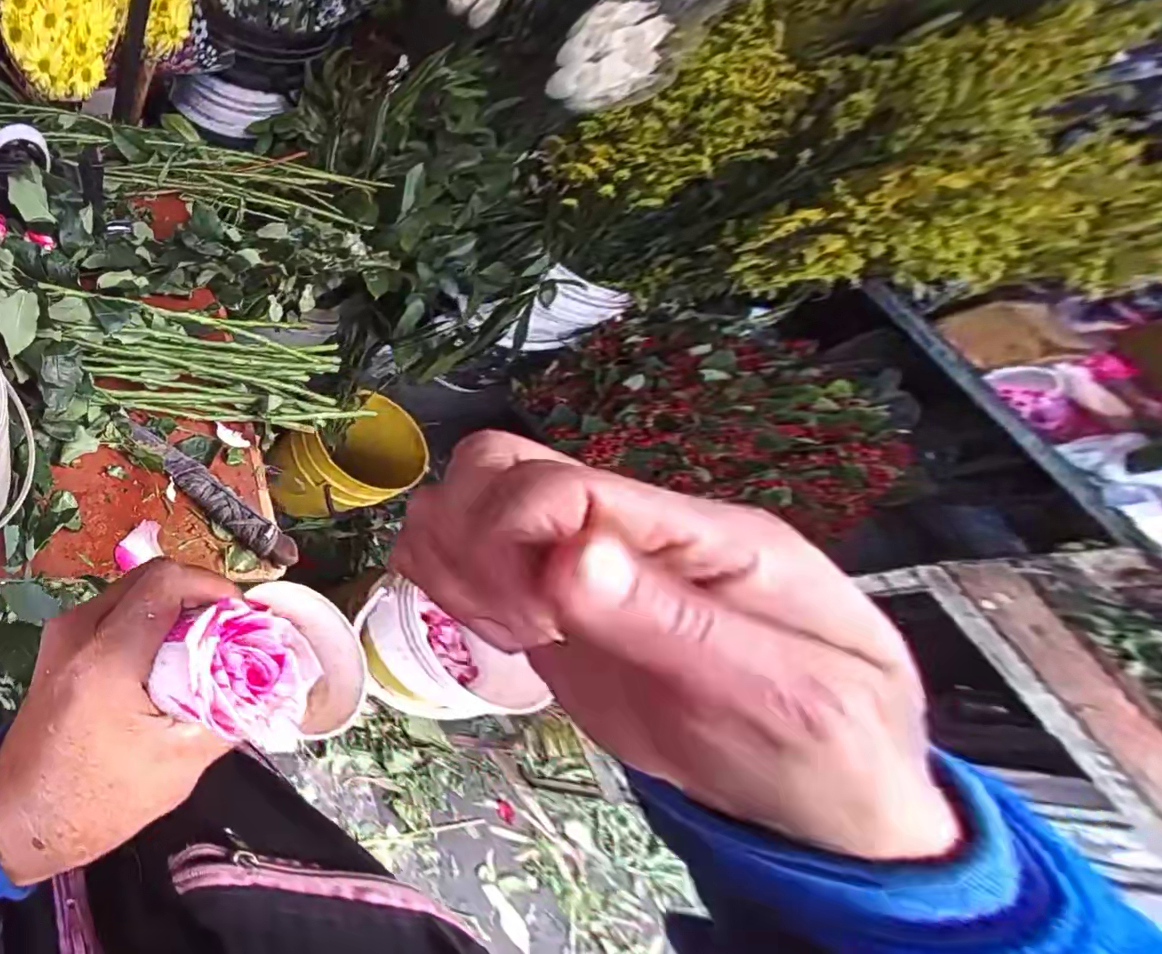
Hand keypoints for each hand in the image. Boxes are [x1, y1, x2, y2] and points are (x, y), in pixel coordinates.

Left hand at [0, 559, 236, 883]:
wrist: (17, 815)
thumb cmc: (96, 800)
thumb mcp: (177, 765)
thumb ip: (224, 712)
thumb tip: (263, 680)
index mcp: (108, 657)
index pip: (166, 581)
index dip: (210, 586)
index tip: (237, 614)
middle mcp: (81, 628)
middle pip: (152, 576)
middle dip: (196, 593)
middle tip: (225, 629)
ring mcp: (66, 630)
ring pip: (134, 588)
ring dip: (172, 604)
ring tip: (199, 643)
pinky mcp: (61, 639)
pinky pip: (116, 607)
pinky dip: (147, 617)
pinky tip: (163, 655)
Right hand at [392, 431, 959, 860]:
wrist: (795, 794)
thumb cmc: (815, 749)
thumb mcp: (785, 698)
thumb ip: (673, 623)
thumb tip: (571, 559)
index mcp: (688, 526)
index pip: (558, 482)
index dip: (511, 536)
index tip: (537, 621)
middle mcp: (615, 518)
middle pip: (494, 462)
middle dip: (472, 538)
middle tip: (513, 618)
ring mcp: (564, 548)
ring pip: (458, 494)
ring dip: (451, 557)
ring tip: (502, 626)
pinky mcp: (530, 583)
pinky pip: (449, 545)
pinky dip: (440, 575)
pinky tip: (484, 622)